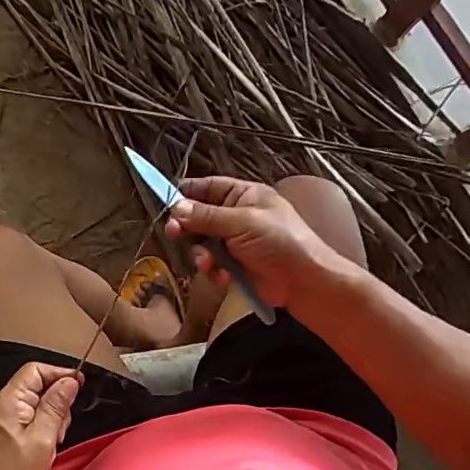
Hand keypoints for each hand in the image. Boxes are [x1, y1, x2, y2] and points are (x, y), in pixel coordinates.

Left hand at [0, 362, 79, 469]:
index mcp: (10, 399)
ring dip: (52, 416)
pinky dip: (43, 426)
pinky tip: (45, 445)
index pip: (36, 369)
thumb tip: (71, 381)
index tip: (79, 385)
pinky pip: (30, 417)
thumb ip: (57, 406)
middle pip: (37, 384)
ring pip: (37, 402)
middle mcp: (4, 403)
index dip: (59, 373)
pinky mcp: (6, 430)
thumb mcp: (43, 438)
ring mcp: (3, 417)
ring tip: (53, 439)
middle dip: (57, 399)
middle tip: (61, 426)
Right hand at [165, 176, 345, 305]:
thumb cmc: (281, 242)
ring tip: (210, 263)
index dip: (185, 193)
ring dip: (202, 255)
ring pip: (201, 244)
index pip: (207, 187)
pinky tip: (225, 277)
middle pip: (198, 217)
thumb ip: (206, 216)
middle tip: (175, 233)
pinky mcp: (234, 266)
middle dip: (188, 227)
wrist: (304, 282)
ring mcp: (235, 242)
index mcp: (244, 196)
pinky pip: (212, 265)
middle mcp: (237, 216)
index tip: (164, 202)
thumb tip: (175, 208)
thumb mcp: (242, 222)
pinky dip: (214, 271)